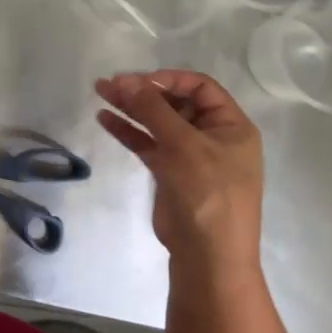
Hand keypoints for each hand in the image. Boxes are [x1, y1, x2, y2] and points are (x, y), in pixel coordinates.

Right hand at [95, 70, 263, 279]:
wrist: (207, 252)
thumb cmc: (208, 193)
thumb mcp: (184, 145)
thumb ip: (154, 110)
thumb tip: (126, 80)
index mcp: (231, 126)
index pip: (201, 88)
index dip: (169, 79)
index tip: (137, 81)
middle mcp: (212, 136)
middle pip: (175, 103)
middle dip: (143, 91)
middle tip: (109, 84)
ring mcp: (190, 155)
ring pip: (157, 122)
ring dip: (130, 107)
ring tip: (100, 92)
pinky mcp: (170, 171)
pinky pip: (147, 142)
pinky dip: (128, 130)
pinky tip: (105, 119)